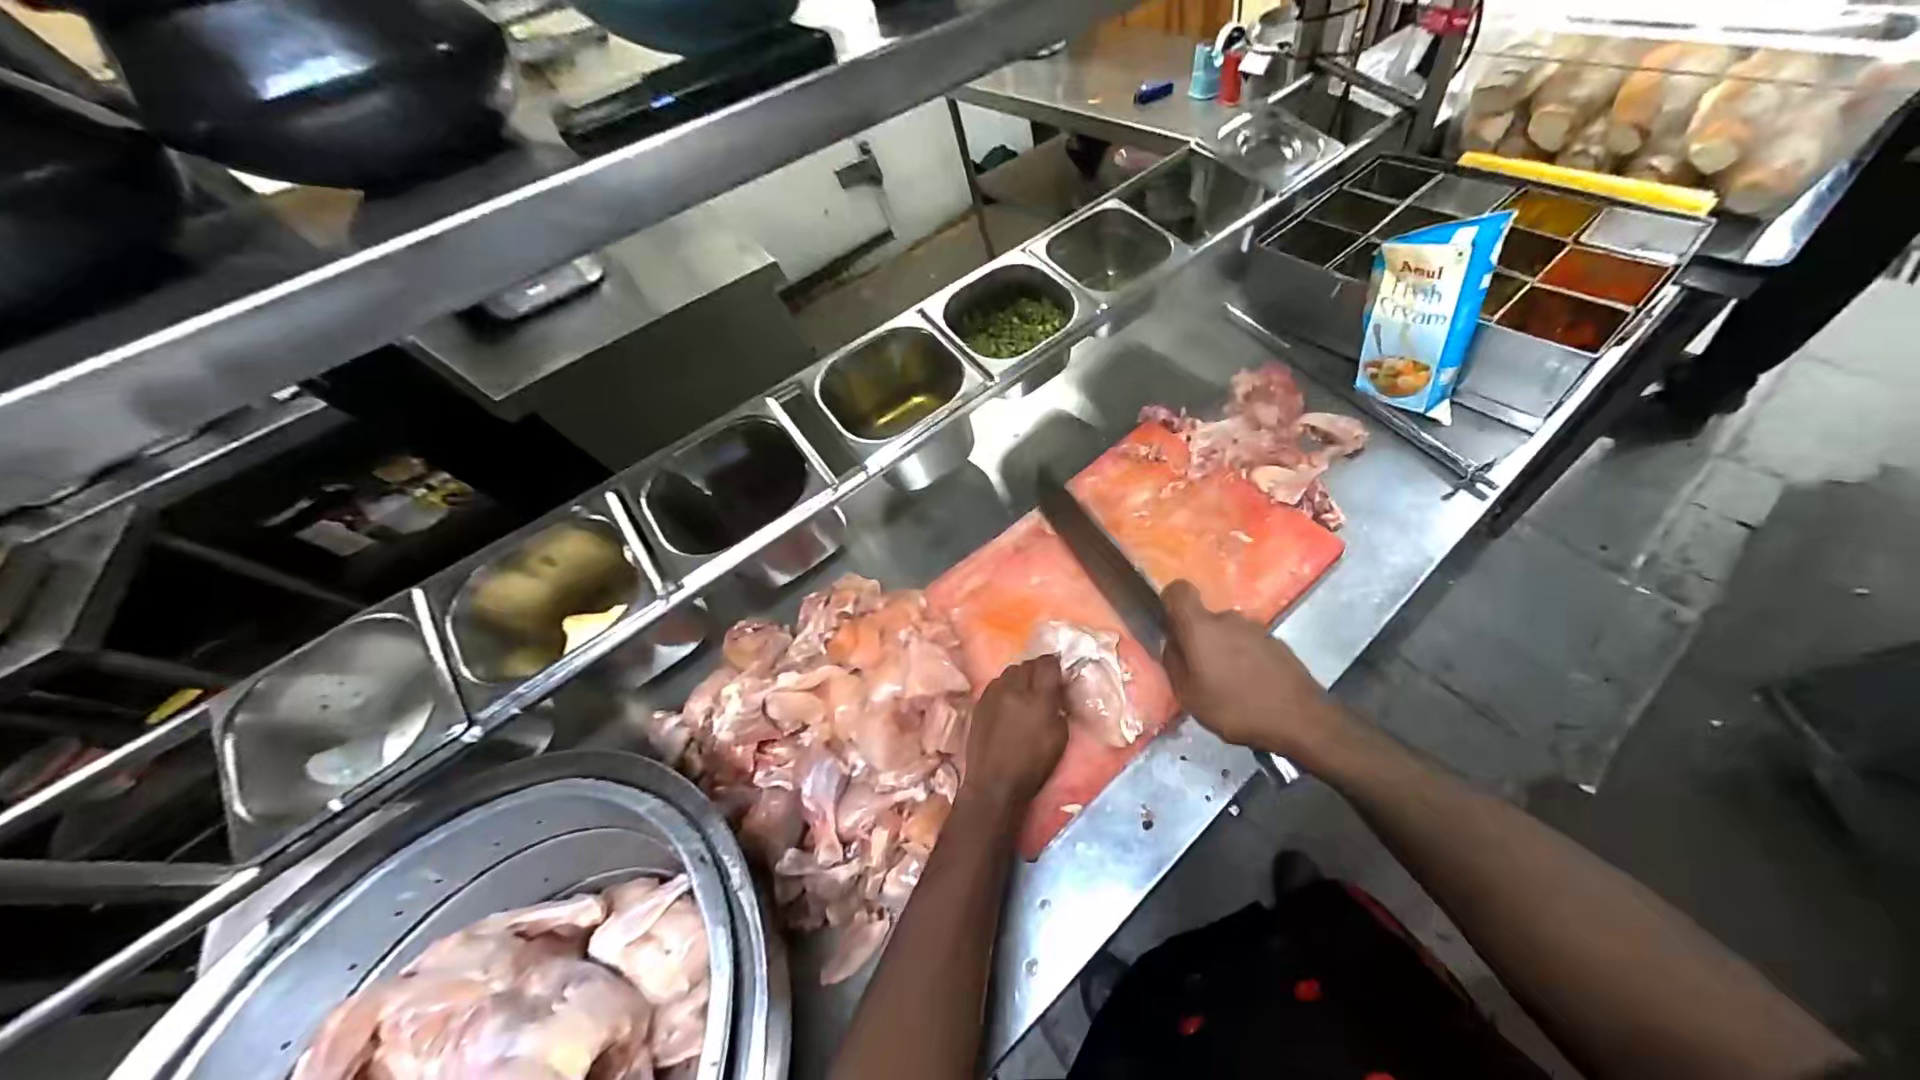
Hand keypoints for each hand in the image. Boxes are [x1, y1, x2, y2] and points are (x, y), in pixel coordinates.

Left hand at [963, 657, 1067, 807]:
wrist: (994, 783)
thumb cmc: (1033, 765)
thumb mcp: (1059, 737)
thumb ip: (1059, 707)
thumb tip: (1056, 691)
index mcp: (1038, 697)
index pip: (1048, 664)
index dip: (1055, 665)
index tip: (1059, 672)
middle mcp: (1013, 688)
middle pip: (1027, 664)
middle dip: (1038, 669)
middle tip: (1044, 682)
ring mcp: (993, 693)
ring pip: (1009, 671)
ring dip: (1020, 676)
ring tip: (1025, 691)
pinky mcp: (979, 702)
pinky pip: (995, 684)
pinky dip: (1005, 687)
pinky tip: (1008, 701)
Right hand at [1161, 580, 1348, 760]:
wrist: (1301, 719)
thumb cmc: (1236, 707)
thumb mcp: (1189, 695)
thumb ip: (1173, 663)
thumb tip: (1171, 644)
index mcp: (1201, 627)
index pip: (1179, 590)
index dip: (1171, 601)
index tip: (1171, 626)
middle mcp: (1228, 619)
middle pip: (1204, 619)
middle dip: (1199, 640)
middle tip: (1200, 672)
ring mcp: (1257, 629)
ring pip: (1227, 634)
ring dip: (1223, 652)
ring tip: (1228, 685)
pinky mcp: (1277, 643)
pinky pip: (1249, 645)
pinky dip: (1244, 660)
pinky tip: (1251, 687)